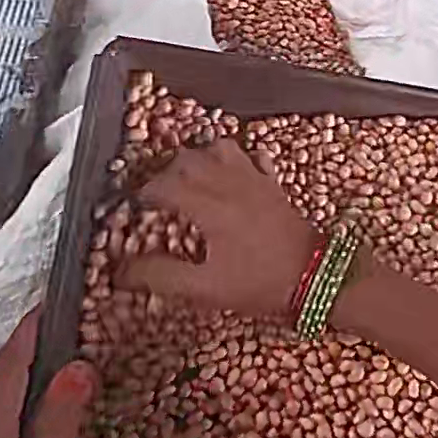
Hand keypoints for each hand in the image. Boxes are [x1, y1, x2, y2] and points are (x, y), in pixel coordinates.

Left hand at [0, 310, 97, 437]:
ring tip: (56, 361)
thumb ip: (59, 429)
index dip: (25, 337)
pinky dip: (5, 409)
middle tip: (64, 329)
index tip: (47, 305)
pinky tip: (31, 411)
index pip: (3, 375)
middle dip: (21, 354)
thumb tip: (74, 368)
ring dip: (14, 381)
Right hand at [115, 139, 318, 318]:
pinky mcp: (274, 184)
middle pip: (188, 159)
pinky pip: (251, 156)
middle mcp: (232, 185)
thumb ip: (162, 277)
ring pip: (220, 148)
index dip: (145, 193)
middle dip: (166, 172)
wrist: (316, 275)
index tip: (137, 207)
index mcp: (211, 207)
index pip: (165, 185)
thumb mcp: (207, 289)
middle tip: (158, 195)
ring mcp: (256, 180)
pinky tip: (228, 176)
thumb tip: (122, 270)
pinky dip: (234, 159)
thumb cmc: (261, 283)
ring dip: (199, 158)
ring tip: (190, 180)